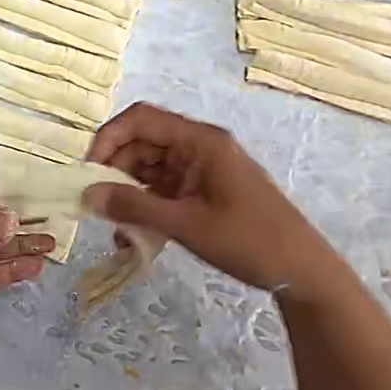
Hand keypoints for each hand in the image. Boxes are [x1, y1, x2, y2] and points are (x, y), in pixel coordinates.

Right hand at [84, 103, 347, 299]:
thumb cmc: (249, 240)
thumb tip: (89, 195)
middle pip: (142, 143)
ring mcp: (202, 168)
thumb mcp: (186, 224)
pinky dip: (146, 206)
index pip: (141, 119)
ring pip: (150, 168)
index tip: (89, 171)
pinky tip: (137, 235)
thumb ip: (135, 207)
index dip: (109, 138)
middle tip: (97, 206)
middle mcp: (199, 147)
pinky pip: (164, 189)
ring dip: (129, 193)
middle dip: (115, 171)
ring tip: (116, 228)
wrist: (301, 269)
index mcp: (200, 141)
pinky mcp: (204, 190)